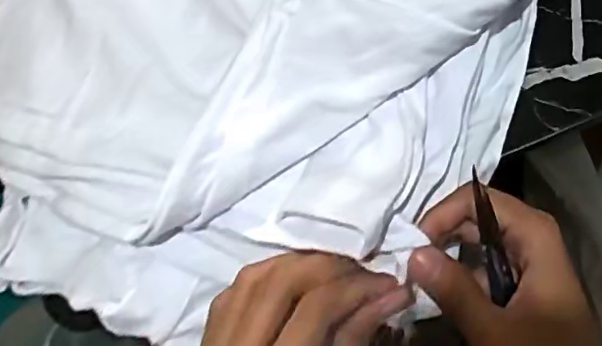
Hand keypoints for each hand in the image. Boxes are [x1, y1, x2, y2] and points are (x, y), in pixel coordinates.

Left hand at [202, 252, 412, 345]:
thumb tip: (394, 293)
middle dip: (333, 267)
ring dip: (303, 263)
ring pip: (258, 275)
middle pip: (285, 280)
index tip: (391, 284)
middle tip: (365, 276)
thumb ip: (355, 339)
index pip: (316, 307)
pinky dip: (270, 275)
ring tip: (336, 274)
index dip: (359, 288)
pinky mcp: (206, 342)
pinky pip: (236, 291)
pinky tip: (296, 283)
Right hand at [410, 183, 601, 345]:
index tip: (408, 247)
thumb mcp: (495, 330)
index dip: (441, 214)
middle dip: (441, 235)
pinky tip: (437, 295)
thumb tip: (415, 253)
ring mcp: (528, 260)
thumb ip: (455, 291)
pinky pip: (487, 271)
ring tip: (412, 276)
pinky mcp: (523, 287)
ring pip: (480, 246)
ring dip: (448, 258)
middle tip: (402, 261)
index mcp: (533, 229)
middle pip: (478, 218)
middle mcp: (532, 234)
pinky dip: (462, 280)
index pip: (477, 198)